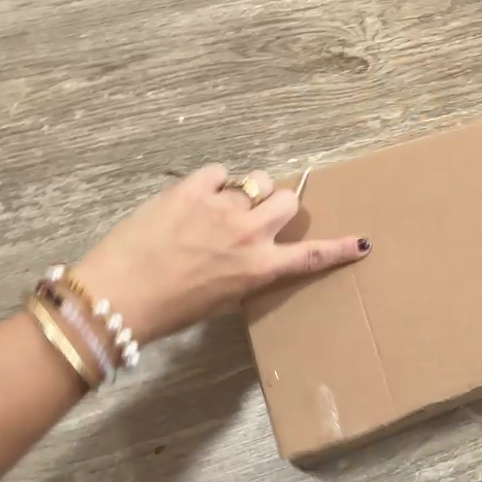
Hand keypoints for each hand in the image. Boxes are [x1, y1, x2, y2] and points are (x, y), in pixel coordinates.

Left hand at [70, 165, 367, 341]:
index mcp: (260, 268)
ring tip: (218, 206)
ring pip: (256, 180)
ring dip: (245, 191)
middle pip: (288, 199)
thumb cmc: (170, 310)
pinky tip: (195, 198)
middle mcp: (249, 234)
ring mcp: (223, 207)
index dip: (341, 248)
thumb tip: (255, 246)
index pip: (312, 254)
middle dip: (277, 204)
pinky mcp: (193, 188)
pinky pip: (219, 171)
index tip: (363, 242)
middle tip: (257, 214)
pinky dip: (213, 181)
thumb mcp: (222, 299)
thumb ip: (248, 269)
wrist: (118, 297)